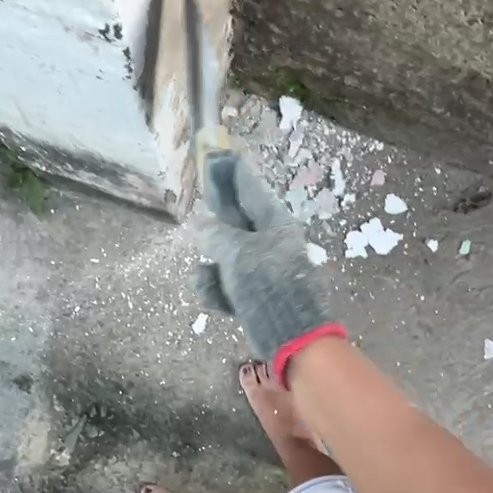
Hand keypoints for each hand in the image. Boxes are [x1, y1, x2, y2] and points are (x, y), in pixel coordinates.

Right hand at [192, 152, 343, 384]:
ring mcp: (263, 271)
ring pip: (228, 257)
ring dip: (212, 266)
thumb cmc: (268, 286)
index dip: (232, 173)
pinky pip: (229, 285)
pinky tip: (209, 295)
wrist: (292, 336)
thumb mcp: (237, 255)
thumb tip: (200, 227)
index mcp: (275, 224)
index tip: (219, 156)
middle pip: (238, 222)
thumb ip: (216, 237)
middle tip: (202, 206)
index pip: (250, 189)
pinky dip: (218, 289)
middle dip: (218, 219)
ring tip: (201, 275)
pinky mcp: (256, 297)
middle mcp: (271, 243)